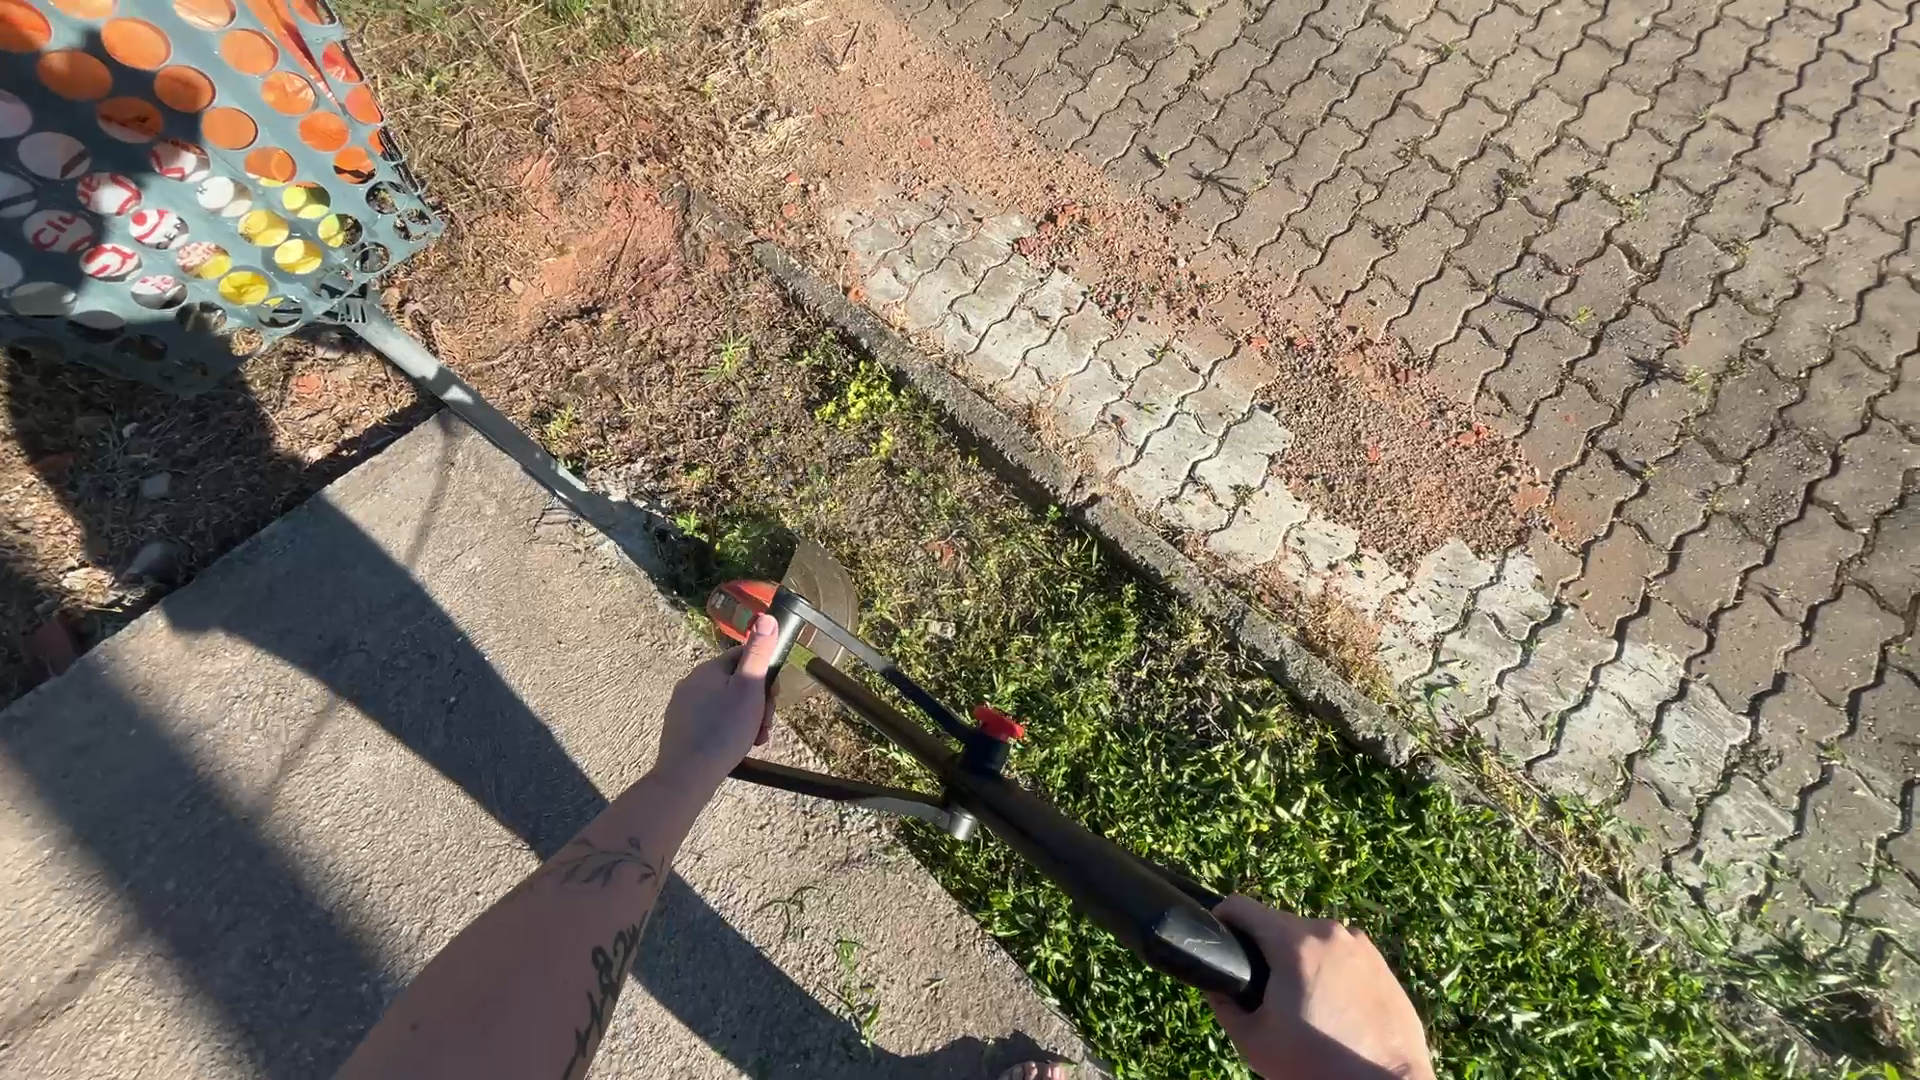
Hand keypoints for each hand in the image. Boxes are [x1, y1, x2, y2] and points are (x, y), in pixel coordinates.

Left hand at [654, 613, 779, 788]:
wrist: (687, 775)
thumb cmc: (724, 729)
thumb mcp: (749, 688)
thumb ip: (759, 652)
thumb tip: (766, 617)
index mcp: (708, 669)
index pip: (744, 656)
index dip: (764, 674)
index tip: (773, 695)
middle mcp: (692, 683)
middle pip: (736, 682)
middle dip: (757, 702)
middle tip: (765, 724)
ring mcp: (684, 707)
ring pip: (727, 704)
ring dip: (747, 719)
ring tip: (754, 740)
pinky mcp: (681, 729)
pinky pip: (713, 721)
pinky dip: (729, 731)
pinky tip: (738, 748)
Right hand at [1204, 895, 1433, 1079]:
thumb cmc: (1316, 1069)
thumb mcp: (1253, 1042)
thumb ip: (1222, 1004)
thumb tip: (1214, 984)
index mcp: (1293, 942)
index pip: (1241, 906)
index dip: (1222, 919)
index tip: (1220, 941)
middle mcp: (1326, 932)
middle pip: (1277, 923)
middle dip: (1264, 947)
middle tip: (1264, 988)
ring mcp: (1359, 945)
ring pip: (1311, 938)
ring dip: (1298, 956)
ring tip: (1302, 999)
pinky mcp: (1381, 963)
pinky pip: (1341, 953)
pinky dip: (1329, 968)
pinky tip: (1333, 1004)